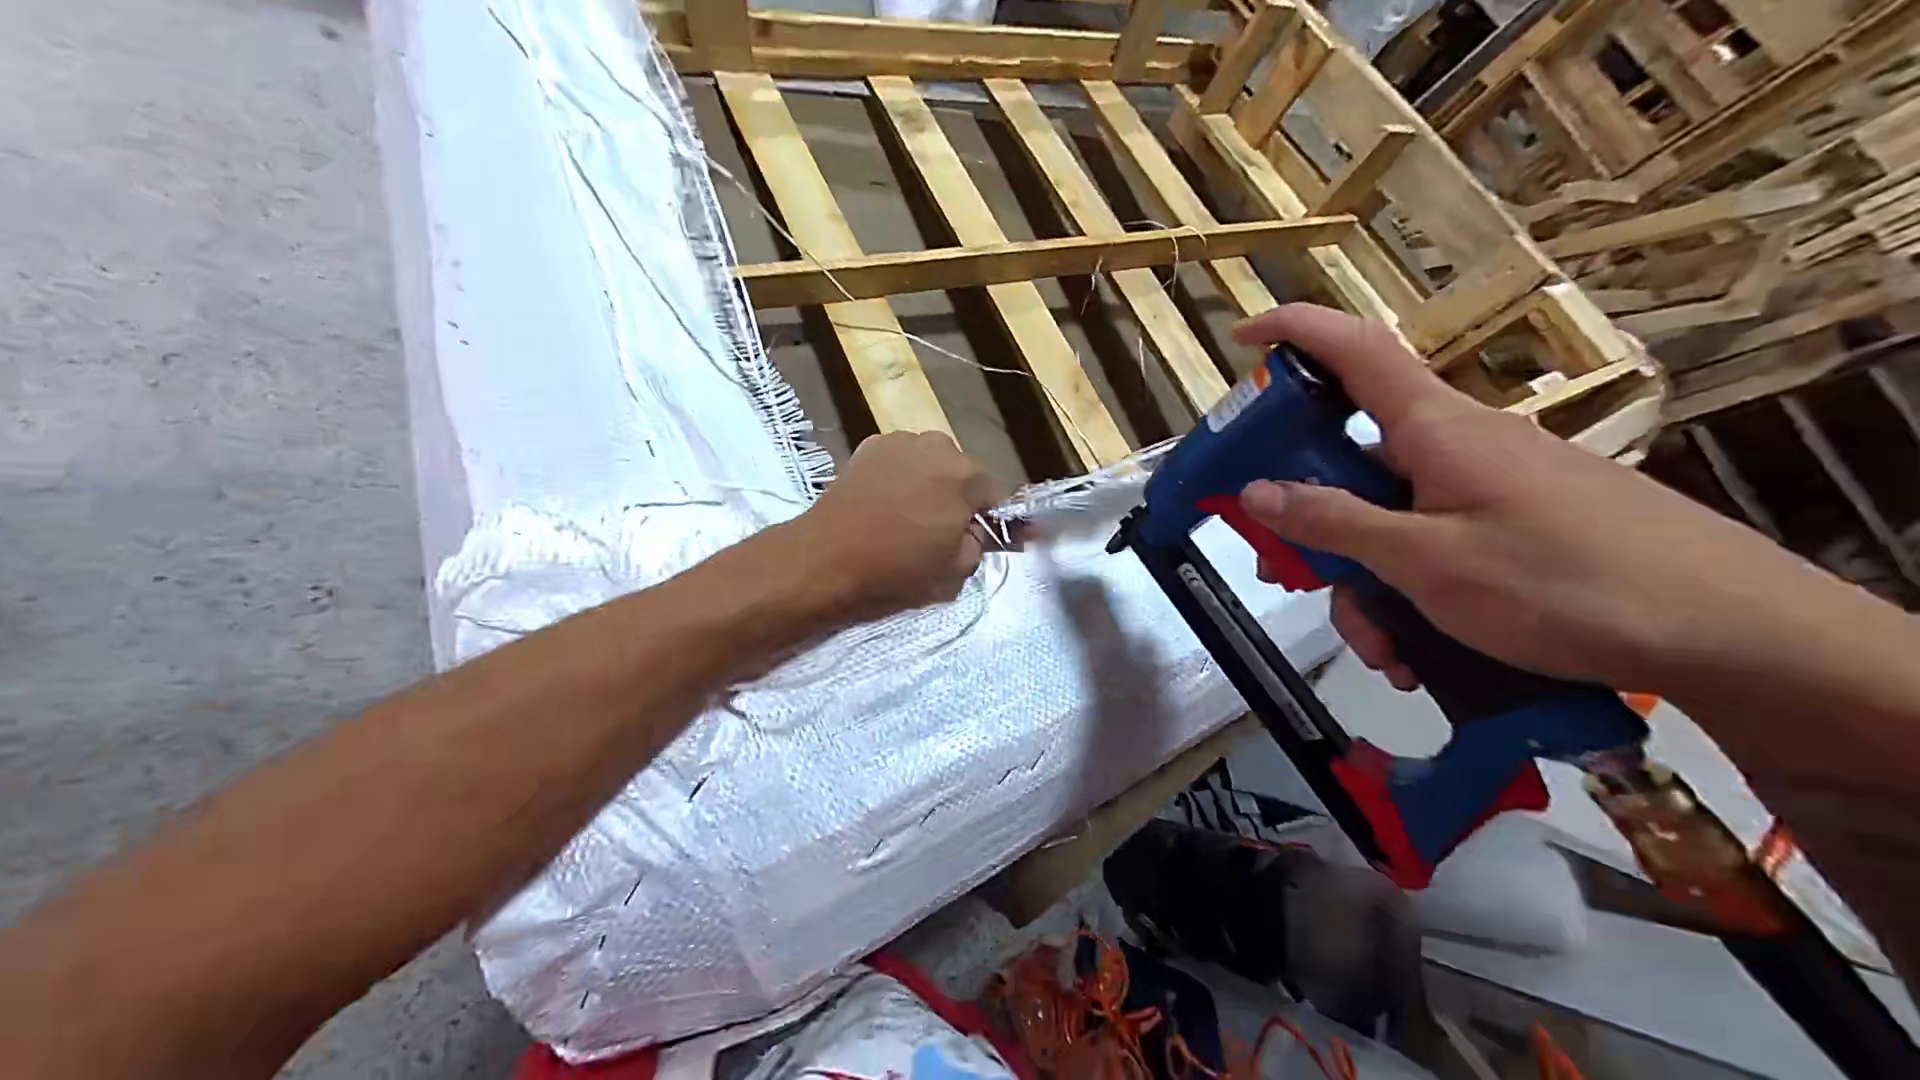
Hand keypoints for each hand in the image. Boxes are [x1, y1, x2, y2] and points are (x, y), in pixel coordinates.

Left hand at [787, 431, 1001, 621]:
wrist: (826, 558)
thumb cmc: (898, 567)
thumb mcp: (956, 569)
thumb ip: (982, 544)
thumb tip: (983, 531)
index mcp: (966, 474)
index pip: (996, 495)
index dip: (991, 519)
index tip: (981, 537)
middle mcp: (937, 445)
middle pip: (962, 474)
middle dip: (959, 497)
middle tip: (941, 529)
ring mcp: (900, 441)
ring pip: (929, 463)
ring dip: (928, 483)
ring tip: (908, 514)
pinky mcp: (868, 446)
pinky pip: (899, 461)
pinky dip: (899, 476)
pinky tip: (884, 502)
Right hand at [1231, 304, 1850, 695]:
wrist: (1732, 637)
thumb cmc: (1565, 582)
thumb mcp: (1425, 560)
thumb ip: (1335, 522)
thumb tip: (1256, 491)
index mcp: (1433, 428)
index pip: (1354, 349)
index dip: (1293, 331)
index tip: (1243, 338)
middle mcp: (1453, 446)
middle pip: (1351, 462)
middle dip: (1309, 521)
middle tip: (1281, 571)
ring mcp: (1483, 489)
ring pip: (1387, 521)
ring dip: (1365, 586)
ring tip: (1382, 649)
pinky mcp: (1511, 528)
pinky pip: (1430, 548)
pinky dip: (1408, 597)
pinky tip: (1417, 652)